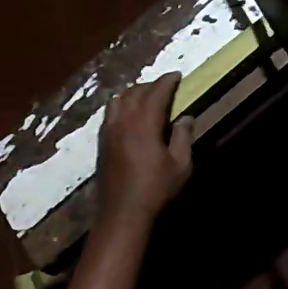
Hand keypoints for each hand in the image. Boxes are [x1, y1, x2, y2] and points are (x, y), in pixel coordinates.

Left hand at [98, 73, 193, 222]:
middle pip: (135, 92)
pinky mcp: (102, 142)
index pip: (156, 93)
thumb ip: (183, 137)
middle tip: (166, 87)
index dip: (167, 81)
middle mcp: (122, 121)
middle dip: (151, 85)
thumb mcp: (180, 165)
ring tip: (147, 98)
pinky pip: (110, 113)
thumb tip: (185, 117)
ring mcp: (108, 131)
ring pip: (118, 100)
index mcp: (143, 123)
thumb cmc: (156, 189)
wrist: (122, 213)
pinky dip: (122, 105)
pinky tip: (130, 115)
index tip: (177, 75)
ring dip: (134, 93)